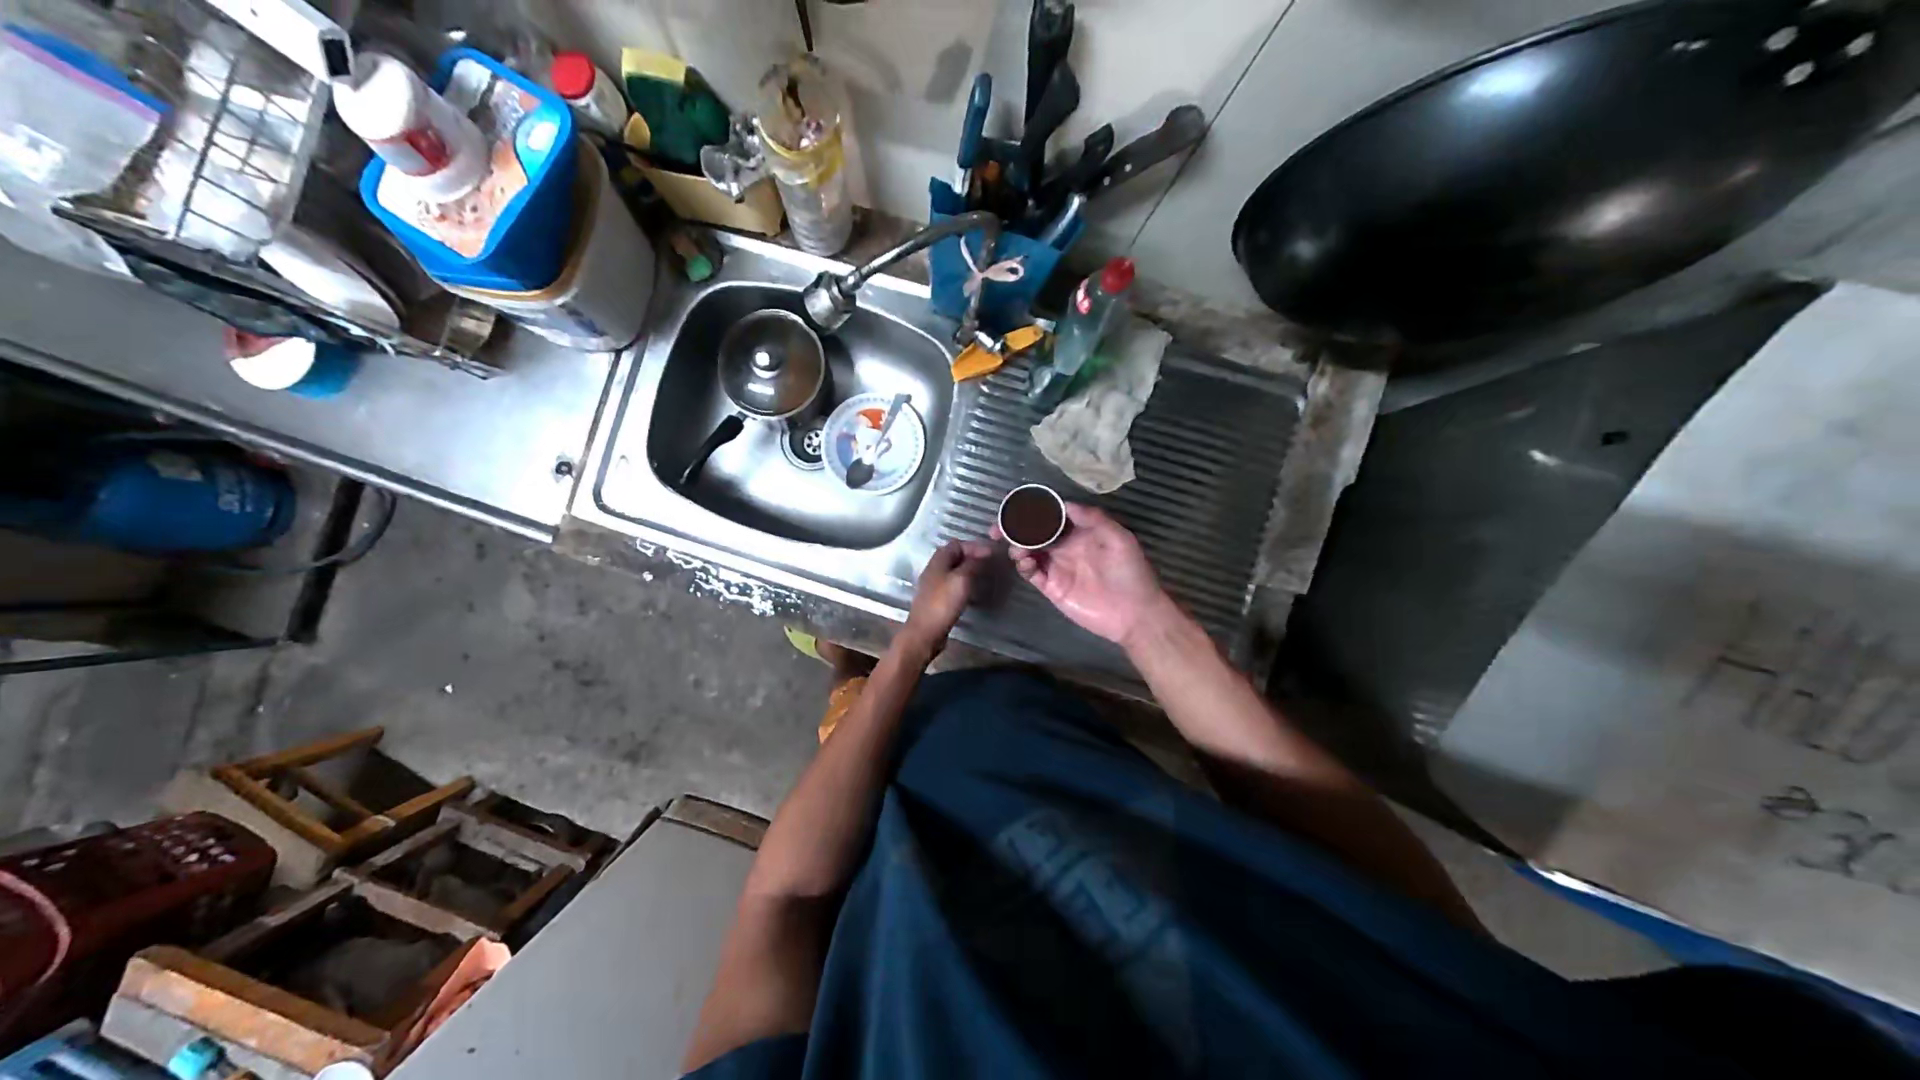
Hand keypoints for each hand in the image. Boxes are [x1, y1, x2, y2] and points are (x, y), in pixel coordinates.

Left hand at [901, 540, 991, 655]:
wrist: (925, 632)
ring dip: (968, 570)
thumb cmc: (943, 603)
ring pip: (953, 570)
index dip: (974, 546)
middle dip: (972, 556)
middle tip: (989, 563)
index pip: (956, 544)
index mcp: (938, 561)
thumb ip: (972, 564)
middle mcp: (934, 569)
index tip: (991, 554)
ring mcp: (933, 584)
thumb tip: (983, 552)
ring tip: (983, 575)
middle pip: (954, 556)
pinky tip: (971, 590)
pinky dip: (963, 582)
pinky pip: (951, 583)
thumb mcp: (961, 579)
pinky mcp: (936, 598)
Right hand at [998, 504, 1171, 646]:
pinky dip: (1023, 565)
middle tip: (999, 527)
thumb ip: (1092, 518)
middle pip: (1033, 533)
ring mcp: (1056, 567)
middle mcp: (1064, 547)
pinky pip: (1031, 573)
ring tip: (1017, 548)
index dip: (1033, 509)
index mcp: (1080, 532)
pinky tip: (1025, 562)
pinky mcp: (1052, 587)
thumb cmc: (1131, 572)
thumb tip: (1064, 503)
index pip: (1051, 515)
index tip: (1016, 505)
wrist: (1134, 612)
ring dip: (1017, 546)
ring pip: (1028, 551)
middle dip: (1014, 528)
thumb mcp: (1119, 538)